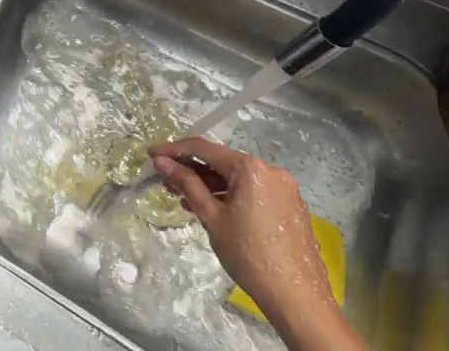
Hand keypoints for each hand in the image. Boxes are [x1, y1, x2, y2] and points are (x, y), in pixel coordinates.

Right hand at [149, 138, 335, 323]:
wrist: (298, 299)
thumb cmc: (249, 254)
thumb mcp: (212, 217)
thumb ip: (186, 184)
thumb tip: (161, 161)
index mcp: (251, 168)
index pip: (204, 149)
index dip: (173, 150)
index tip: (151, 155)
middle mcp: (271, 171)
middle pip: (222, 162)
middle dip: (192, 171)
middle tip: (167, 183)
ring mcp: (285, 190)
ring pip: (238, 179)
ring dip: (210, 186)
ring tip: (187, 202)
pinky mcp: (291, 207)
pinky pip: (253, 192)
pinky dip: (231, 196)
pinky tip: (215, 211)